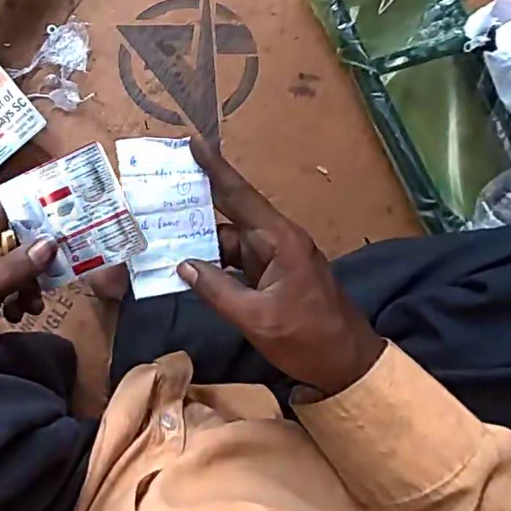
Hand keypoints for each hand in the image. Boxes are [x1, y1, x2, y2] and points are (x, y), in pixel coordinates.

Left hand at [0, 201, 56, 366]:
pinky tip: (16, 315)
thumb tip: (50, 241)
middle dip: (30, 260)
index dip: (29, 214)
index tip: (61, 221)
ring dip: (25, 283)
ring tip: (29, 307)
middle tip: (49, 277)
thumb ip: (12, 269)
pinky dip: (16, 298)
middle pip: (9, 240)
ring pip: (11, 265)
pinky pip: (5, 287)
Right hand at [177, 137, 385, 393]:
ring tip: (159, 229)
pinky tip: (183, 262)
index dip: (215, 169)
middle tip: (163, 180)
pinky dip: (209, 259)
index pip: (240, 196)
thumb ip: (217, 290)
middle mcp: (275, 240)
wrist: (351, 367)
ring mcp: (272, 257)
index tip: (194, 142)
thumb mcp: (258, 318)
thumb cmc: (310, 339)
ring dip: (197, 236)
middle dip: (198, 194)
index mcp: (279, 240)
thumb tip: (182, 264)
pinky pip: (232, 258)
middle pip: (230, 210)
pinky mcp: (269, 274)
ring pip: (226, 237)